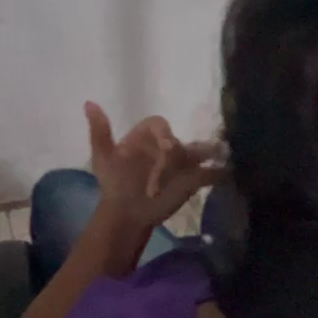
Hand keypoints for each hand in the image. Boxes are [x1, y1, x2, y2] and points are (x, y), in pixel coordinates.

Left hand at [85, 101, 222, 230]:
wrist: (126, 213)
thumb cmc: (114, 184)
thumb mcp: (103, 158)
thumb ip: (100, 133)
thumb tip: (89, 103)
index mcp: (146, 136)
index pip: (160, 125)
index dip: (164, 134)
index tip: (167, 149)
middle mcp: (166, 146)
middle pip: (181, 140)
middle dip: (187, 148)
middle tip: (195, 156)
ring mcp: (180, 165)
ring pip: (198, 153)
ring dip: (211, 152)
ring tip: (224, 152)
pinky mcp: (191, 182)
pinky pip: (207, 174)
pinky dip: (218, 172)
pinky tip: (228, 170)